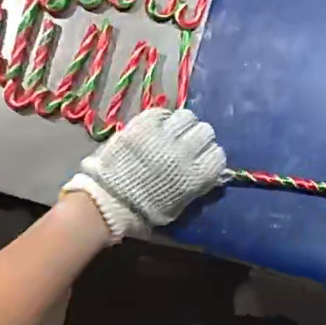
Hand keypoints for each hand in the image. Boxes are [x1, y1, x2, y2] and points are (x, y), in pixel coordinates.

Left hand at [63, 107, 227, 241]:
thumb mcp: (177, 206)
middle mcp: (184, 151)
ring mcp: (163, 135)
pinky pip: (161, 113)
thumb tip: (210, 174)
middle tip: (186, 143)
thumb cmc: (142, 211)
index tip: (201, 159)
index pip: (218, 155)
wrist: (108, 201)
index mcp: (195, 175)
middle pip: (205, 132)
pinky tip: (155, 128)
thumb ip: (196, 187)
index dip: (209, 156)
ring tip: (171, 132)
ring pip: (186, 117)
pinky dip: (161, 119)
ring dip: (181, 125)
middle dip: (197, 138)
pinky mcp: (143, 124)